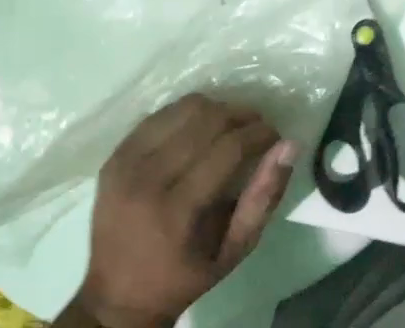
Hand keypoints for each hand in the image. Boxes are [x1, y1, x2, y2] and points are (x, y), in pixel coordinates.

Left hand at [68, 96, 296, 327]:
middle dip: (242, 115)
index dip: (259, 133)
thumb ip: (264, 197)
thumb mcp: (235, 249)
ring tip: (230, 125)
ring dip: (216, 109)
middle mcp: (146, 180)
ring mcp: (125, 164)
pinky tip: (199, 129)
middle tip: (257, 127)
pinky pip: (159, 115)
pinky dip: (187, 115)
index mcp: (176, 210)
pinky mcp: (114, 157)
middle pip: (207, 120)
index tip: (275, 136)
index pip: (228, 148)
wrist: (116, 296)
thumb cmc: (184, 275)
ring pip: (183, 108)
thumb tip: (290, 146)